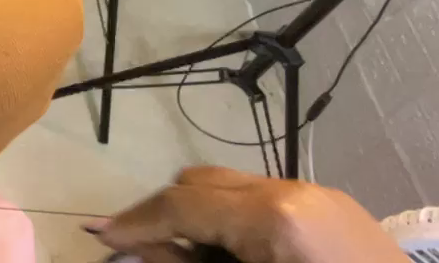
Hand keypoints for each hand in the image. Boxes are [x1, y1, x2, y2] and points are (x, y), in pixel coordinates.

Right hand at [93, 167, 406, 262]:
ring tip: (205, 256)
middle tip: (152, 252)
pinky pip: (264, 198)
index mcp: (273, 217)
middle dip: (169, 214)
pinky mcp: (336, 205)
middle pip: (197, 182)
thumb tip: (131, 249)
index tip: (102, 236)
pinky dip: (242, 221)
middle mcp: (289, 188)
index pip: (181, 205)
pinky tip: (248, 255)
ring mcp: (317, 192)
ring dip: (205, 215)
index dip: (136, 222)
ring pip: (228, 186)